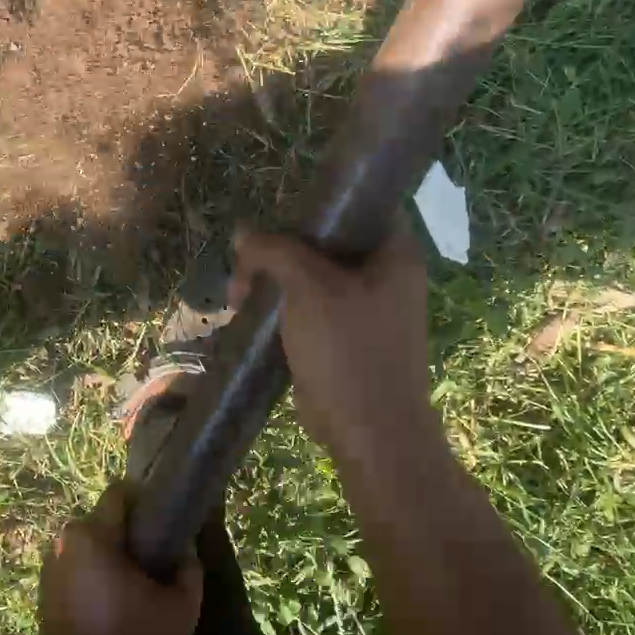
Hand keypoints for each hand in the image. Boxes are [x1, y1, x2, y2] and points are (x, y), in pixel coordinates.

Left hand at [37, 483, 202, 634]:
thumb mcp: (179, 610)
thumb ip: (189, 570)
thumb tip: (185, 548)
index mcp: (92, 533)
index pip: (119, 493)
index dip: (144, 500)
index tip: (163, 519)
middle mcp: (64, 538)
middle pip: (103, 521)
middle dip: (127, 536)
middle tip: (152, 562)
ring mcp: (50, 563)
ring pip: (88, 546)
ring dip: (108, 558)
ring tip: (131, 587)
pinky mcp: (44, 588)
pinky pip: (74, 568)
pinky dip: (91, 576)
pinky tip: (110, 602)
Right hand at [228, 222, 436, 460]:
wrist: (370, 432)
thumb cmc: (348, 349)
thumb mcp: (308, 287)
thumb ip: (275, 250)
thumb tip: (243, 233)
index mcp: (395, 254)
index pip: (361, 205)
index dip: (320, 202)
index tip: (279, 211)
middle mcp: (385, 275)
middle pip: (325, 240)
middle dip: (279, 248)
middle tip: (245, 262)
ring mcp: (365, 307)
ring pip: (310, 272)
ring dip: (272, 277)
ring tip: (238, 295)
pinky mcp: (344, 335)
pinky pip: (307, 303)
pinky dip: (279, 303)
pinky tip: (248, 310)